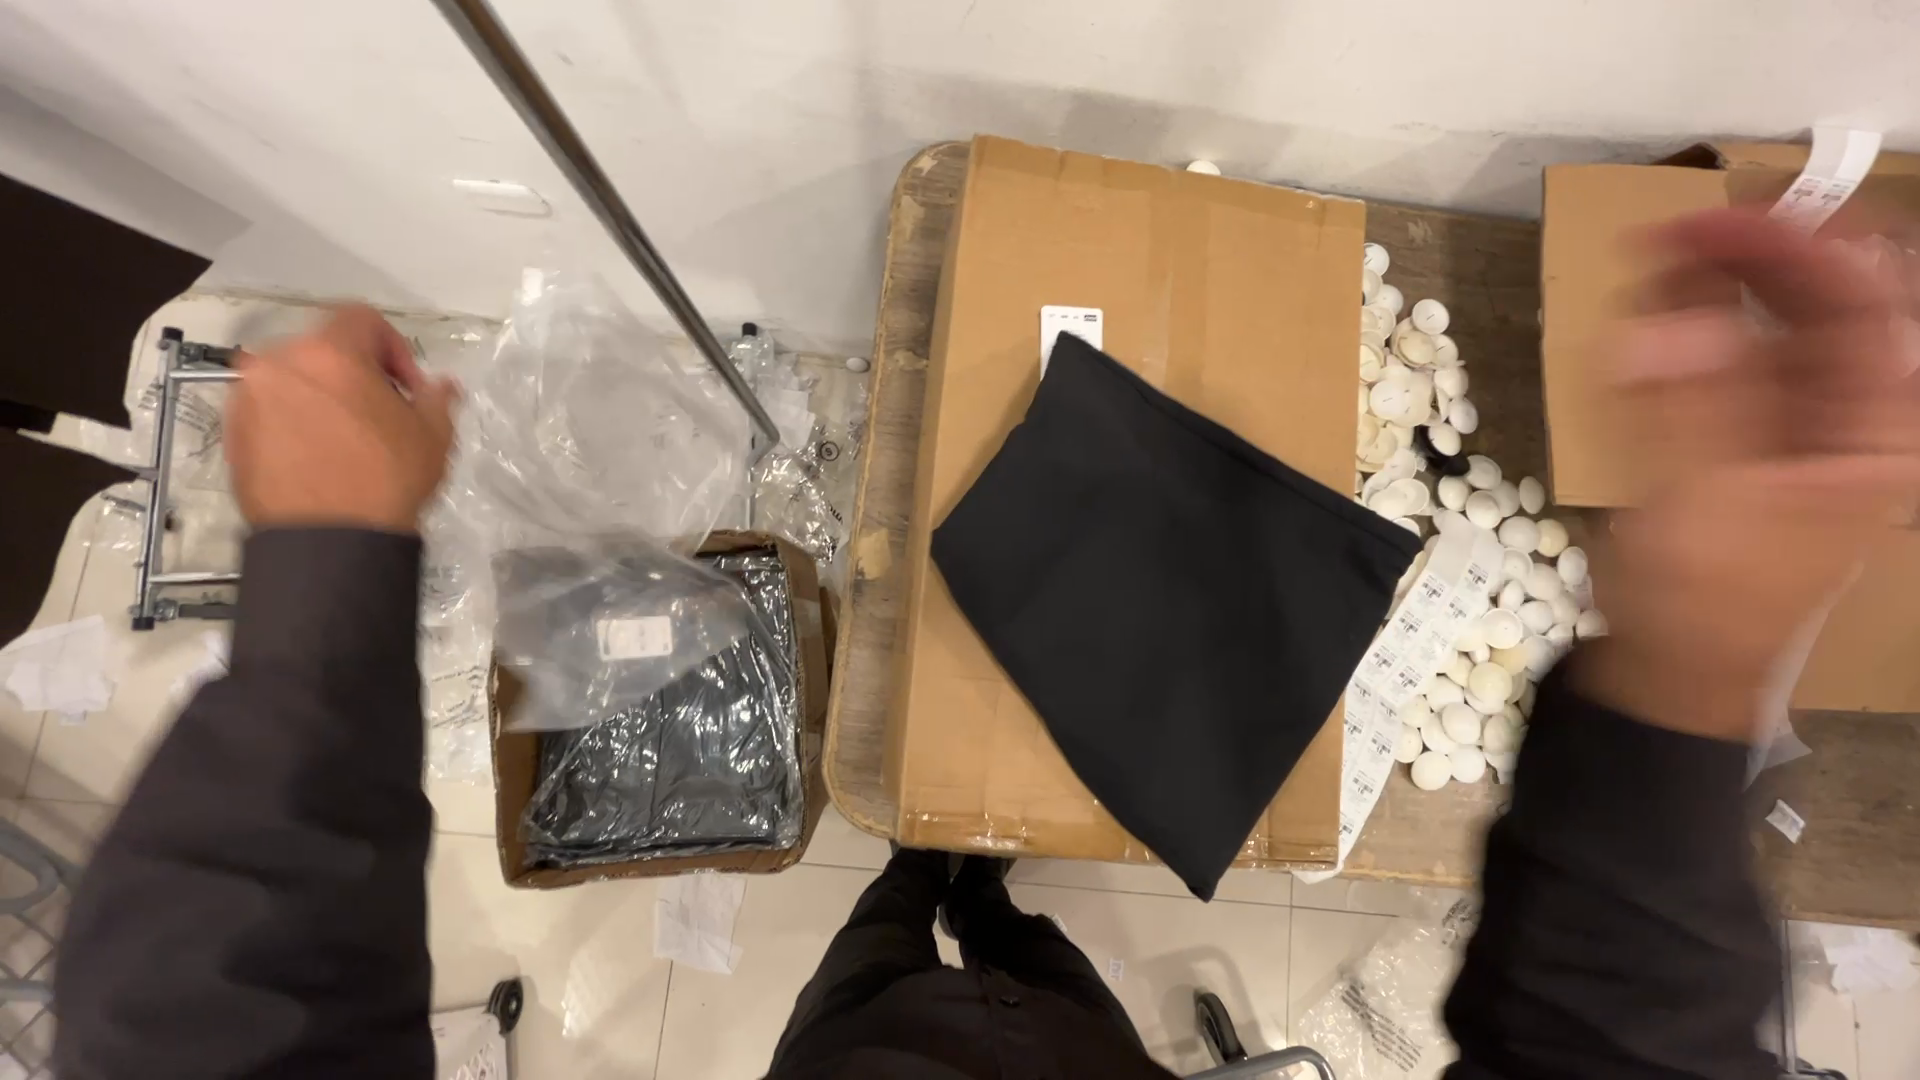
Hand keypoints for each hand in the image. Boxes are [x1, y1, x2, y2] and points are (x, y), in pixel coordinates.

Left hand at [225, 305, 458, 533]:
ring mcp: (246, 395)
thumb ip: (438, 397)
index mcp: (330, 353)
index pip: (361, 317)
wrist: (330, 537)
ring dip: (325, 395)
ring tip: (351, 437)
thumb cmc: (390, 476)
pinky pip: (272, 408)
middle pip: (324, 347)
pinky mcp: (232, 429)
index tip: (409, 387)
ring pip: (295, 377)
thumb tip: (442, 384)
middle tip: (383, 410)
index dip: (394, 346)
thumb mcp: (435, 434)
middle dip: (358, 372)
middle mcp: (278, 362)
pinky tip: (323, 455)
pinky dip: (298, 420)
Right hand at [1577, 210, 1919, 740]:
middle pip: (1819, 306)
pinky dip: (1682, 340)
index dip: (1792, 248)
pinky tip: (1647, 325)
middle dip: (1747, 261)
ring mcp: (1789, 427)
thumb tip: (1655, 322)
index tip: (1706, 220)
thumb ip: (1686, 407)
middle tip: (1662, 237)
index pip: (1858, 303)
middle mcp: (1846, 412)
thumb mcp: (1704, 502)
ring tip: (1648, 270)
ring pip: (1766, 332)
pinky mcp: (1734, 443)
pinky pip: (1719, 371)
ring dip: (1710, 294)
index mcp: (1874, 424)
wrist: (1678, 664)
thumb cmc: (1707, 597)